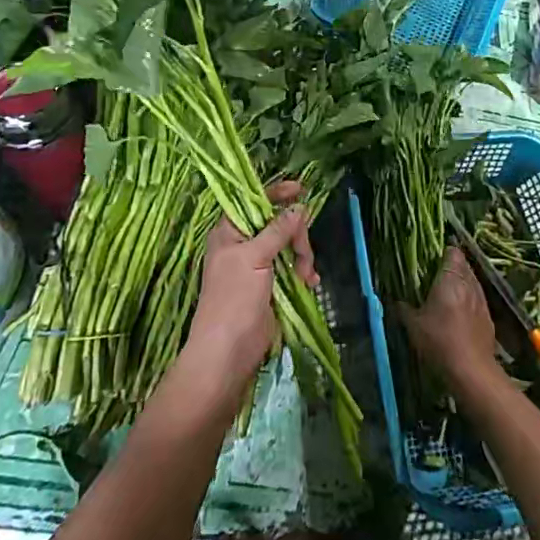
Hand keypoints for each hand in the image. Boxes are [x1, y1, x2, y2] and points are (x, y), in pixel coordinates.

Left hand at [185, 180, 316, 381]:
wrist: (228, 350)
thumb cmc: (234, 298)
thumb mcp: (254, 258)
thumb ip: (276, 231)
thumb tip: (298, 208)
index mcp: (229, 231)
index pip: (253, 201)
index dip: (276, 193)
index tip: (301, 188)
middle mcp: (242, 243)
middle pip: (276, 223)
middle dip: (295, 235)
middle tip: (304, 254)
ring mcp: (256, 265)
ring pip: (287, 246)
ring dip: (301, 256)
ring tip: (307, 277)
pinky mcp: (269, 285)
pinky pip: (291, 268)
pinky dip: (302, 272)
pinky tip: (311, 284)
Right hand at [399, 246, 498, 381]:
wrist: (472, 372)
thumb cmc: (439, 341)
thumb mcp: (413, 324)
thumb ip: (404, 308)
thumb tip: (396, 300)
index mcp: (450, 280)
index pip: (453, 253)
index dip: (444, 251)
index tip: (432, 255)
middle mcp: (469, 285)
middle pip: (464, 266)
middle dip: (453, 265)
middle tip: (436, 271)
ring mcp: (482, 302)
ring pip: (473, 282)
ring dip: (462, 282)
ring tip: (448, 289)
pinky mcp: (489, 319)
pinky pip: (478, 299)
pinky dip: (469, 299)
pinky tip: (460, 310)